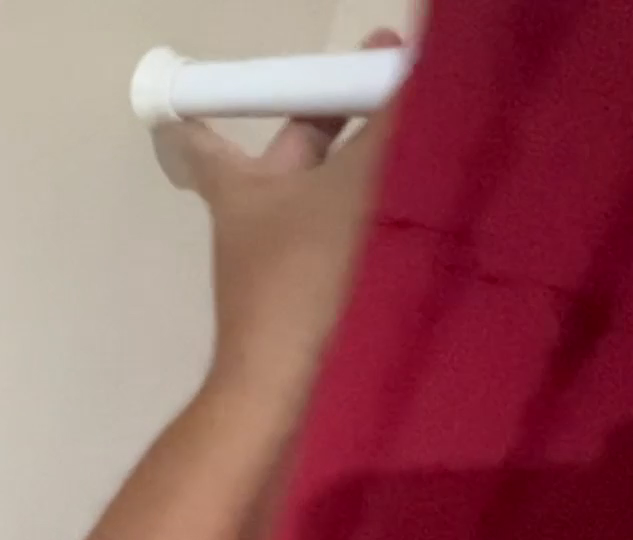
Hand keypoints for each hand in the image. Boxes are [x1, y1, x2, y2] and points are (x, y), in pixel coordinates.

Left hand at [155, 29, 403, 404]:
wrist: (288, 388)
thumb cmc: (305, 278)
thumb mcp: (353, 184)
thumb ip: (388, 120)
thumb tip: (411, 59)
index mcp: (239, 189)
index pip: (202, 137)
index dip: (201, 107)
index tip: (199, 87)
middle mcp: (252, 224)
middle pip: (291, 152)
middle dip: (337, 113)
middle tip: (398, 76)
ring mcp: (280, 265)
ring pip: (326, 194)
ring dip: (369, 164)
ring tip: (434, 130)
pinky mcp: (310, 298)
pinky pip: (346, 236)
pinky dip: (377, 215)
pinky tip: (428, 204)